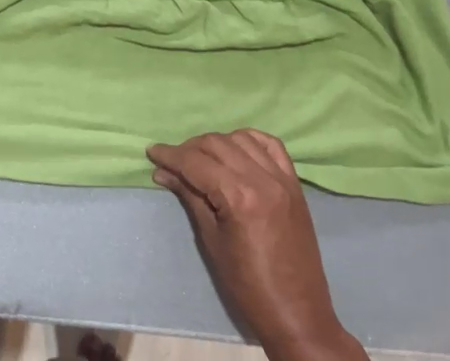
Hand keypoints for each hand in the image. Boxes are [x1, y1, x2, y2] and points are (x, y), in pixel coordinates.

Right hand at [148, 130, 365, 360]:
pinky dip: (250, 140)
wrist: (297, 312)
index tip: (152, 152)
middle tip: (173, 162)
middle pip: (216, 144)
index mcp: (240, 197)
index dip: (170, 155)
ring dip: (217, 143)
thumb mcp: (211, 240)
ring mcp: (283, 179)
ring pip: (241, 138)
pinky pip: (272, 145)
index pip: (196, 162)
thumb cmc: (247, 284)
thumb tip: (163, 172)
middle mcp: (263, 180)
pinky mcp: (295, 185)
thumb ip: (190, 197)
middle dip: (189, 148)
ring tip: (202, 159)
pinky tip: (236, 150)